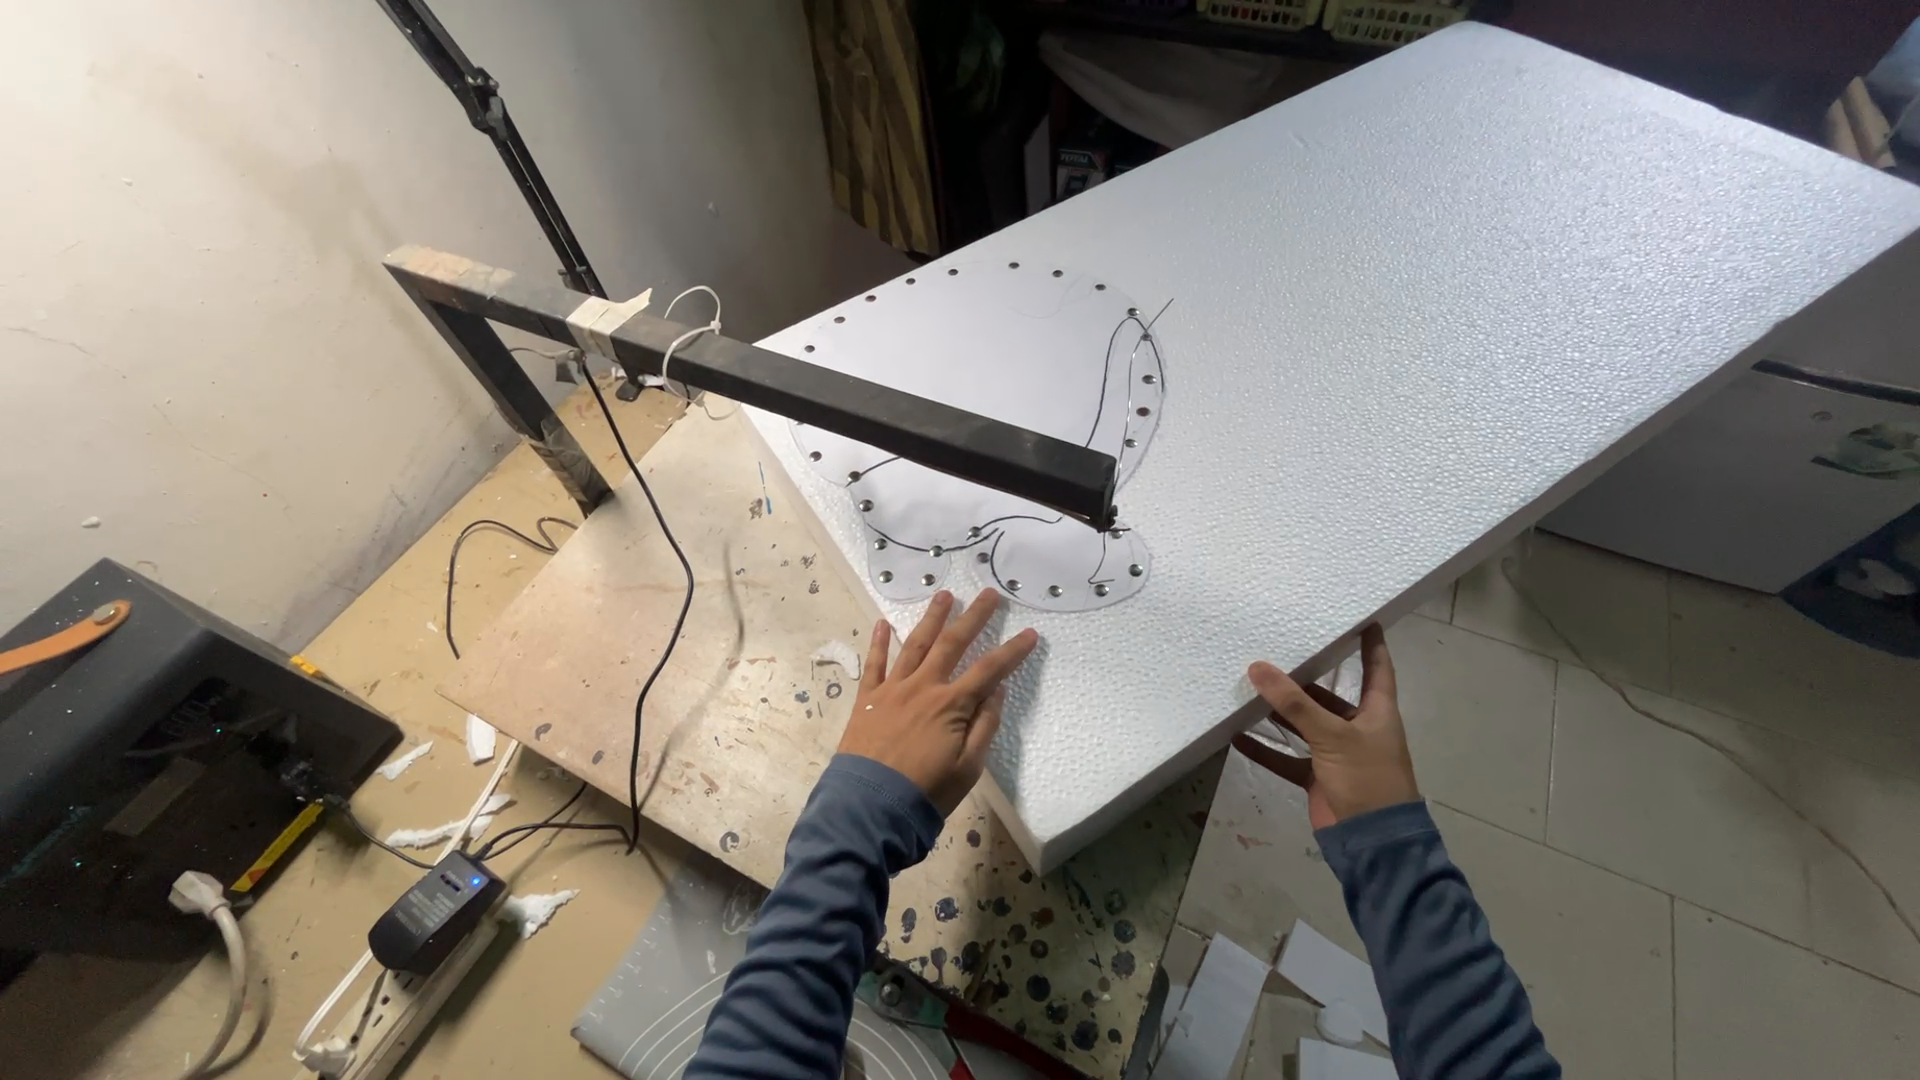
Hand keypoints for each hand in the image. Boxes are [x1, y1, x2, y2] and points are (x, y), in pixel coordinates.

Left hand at [837, 589, 1039, 815]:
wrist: (869, 806)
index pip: (989, 670)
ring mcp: (893, 689)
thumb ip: (984, 726)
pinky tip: (882, 622)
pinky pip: (874, 664)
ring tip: (945, 595)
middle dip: (974, 617)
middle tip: (989, 594)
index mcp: (951, 705)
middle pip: (952, 644)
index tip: (1030, 633)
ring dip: (932, 618)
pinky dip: (878, 642)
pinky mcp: (868, 699)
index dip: (1012, 651)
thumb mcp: (968, 768)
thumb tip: (996, 691)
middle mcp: (923, 687)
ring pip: (914, 644)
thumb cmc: (926, 792)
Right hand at [1231, 624, 1417, 829]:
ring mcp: (1336, 754)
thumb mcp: (1332, 736)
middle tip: (1271, 656)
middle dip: (1300, 681)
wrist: (1374, 842)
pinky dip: (1264, 749)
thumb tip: (1256, 667)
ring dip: (1277, 714)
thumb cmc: (1367, 779)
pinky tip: (1238, 738)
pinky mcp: (1317, 777)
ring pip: (1303, 726)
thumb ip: (1293, 703)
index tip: (1364, 620)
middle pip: (1327, 697)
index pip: (1377, 669)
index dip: (1372, 645)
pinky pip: (1286, 758)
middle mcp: (1357, 729)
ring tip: (1246, 692)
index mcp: (1376, 713)